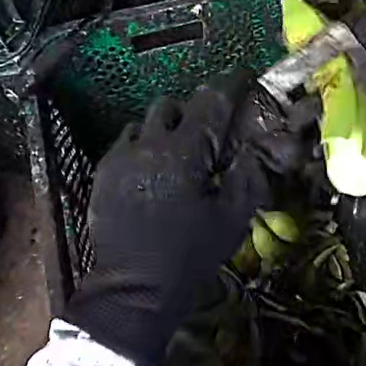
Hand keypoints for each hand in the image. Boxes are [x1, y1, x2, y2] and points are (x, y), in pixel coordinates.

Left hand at [64, 77, 271, 365]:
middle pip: (174, 104)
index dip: (231, 84)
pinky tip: (154, 169)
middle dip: (195, 109)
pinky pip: (126, 142)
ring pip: (146, 122)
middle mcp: (148, 145)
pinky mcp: (103, 173)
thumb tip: (262, 141)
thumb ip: (249, 173)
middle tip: (211, 129)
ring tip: (180, 151)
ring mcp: (120, 157)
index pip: (211, 101)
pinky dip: (144, 145)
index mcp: (183, 153)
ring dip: (167, 128)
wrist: (134, 289)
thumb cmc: (189, 255)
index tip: (244, 76)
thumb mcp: (231, 218)